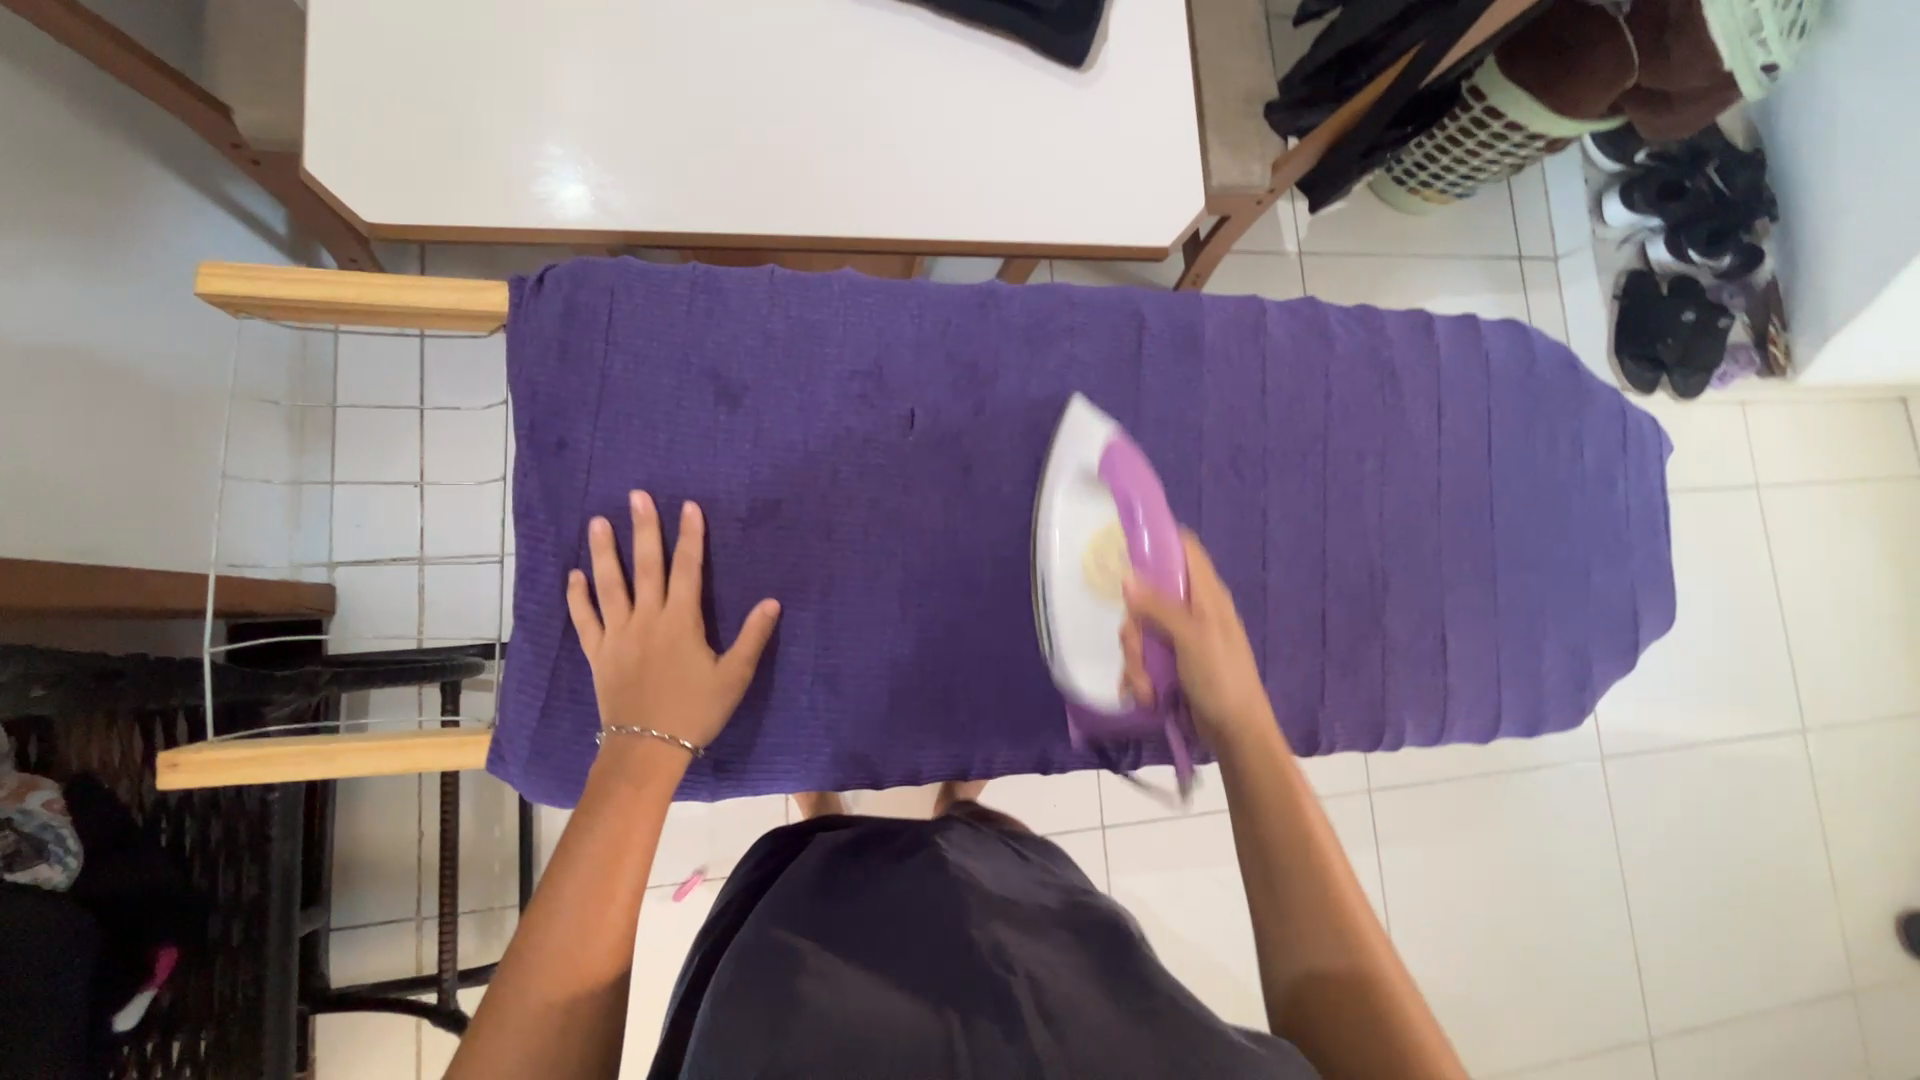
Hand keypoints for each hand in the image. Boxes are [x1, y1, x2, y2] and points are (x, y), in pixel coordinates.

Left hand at [567, 491, 779, 753]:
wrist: (647, 748)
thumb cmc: (696, 711)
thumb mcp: (734, 676)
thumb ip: (753, 637)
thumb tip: (771, 602)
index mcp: (681, 621)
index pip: (688, 568)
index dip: (690, 536)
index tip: (689, 506)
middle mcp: (647, 618)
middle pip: (646, 566)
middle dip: (644, 528)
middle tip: (636, 495)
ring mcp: (618, 634)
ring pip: (610, 584)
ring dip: (604, 552)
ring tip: (599, 522)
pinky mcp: (598, 653)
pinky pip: (585, 619)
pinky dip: (578, 596)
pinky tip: (575, 576)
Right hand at [1120, 530, 1280, 751]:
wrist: (1235, 734)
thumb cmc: (1222, 678)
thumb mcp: (1191, 638)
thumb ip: (1159, 607)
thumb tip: (1127, 577)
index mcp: (1205, 596)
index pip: (1184, 550)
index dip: (1159, 542)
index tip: (1127, 550)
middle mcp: (1190, 612)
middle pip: (1145, 598)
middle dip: (1135, 629)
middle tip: (1138, 649)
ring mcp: (1178, 642)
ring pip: (1138, 635)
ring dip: (1136, 663)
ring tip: (1147, 687)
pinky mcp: (1169, 668)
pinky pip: (1140, 663)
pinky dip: (1139, 681)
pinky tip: (1146, 697)